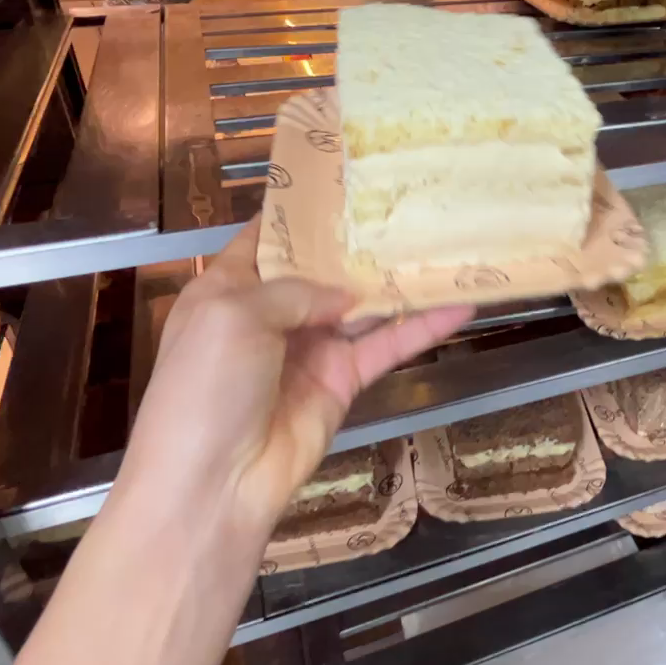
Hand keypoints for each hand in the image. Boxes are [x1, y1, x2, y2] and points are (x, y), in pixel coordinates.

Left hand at [115, 220, 471, 535]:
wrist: (215, 484)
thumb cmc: (205, 389)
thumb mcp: (235, 318)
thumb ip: (295, 290)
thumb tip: (345, 293)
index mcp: (230, 288)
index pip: (267, 237)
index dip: (301, 211)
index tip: (344, 180)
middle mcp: (273, 313)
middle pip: (324, 267)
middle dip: (361, 241)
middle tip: (408, 205)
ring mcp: (312, 346)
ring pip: (364, 304)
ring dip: (400, 280)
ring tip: (444, 245)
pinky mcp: (344, 379)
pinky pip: (387, 345)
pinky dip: (422, 327)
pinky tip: (460, 306)